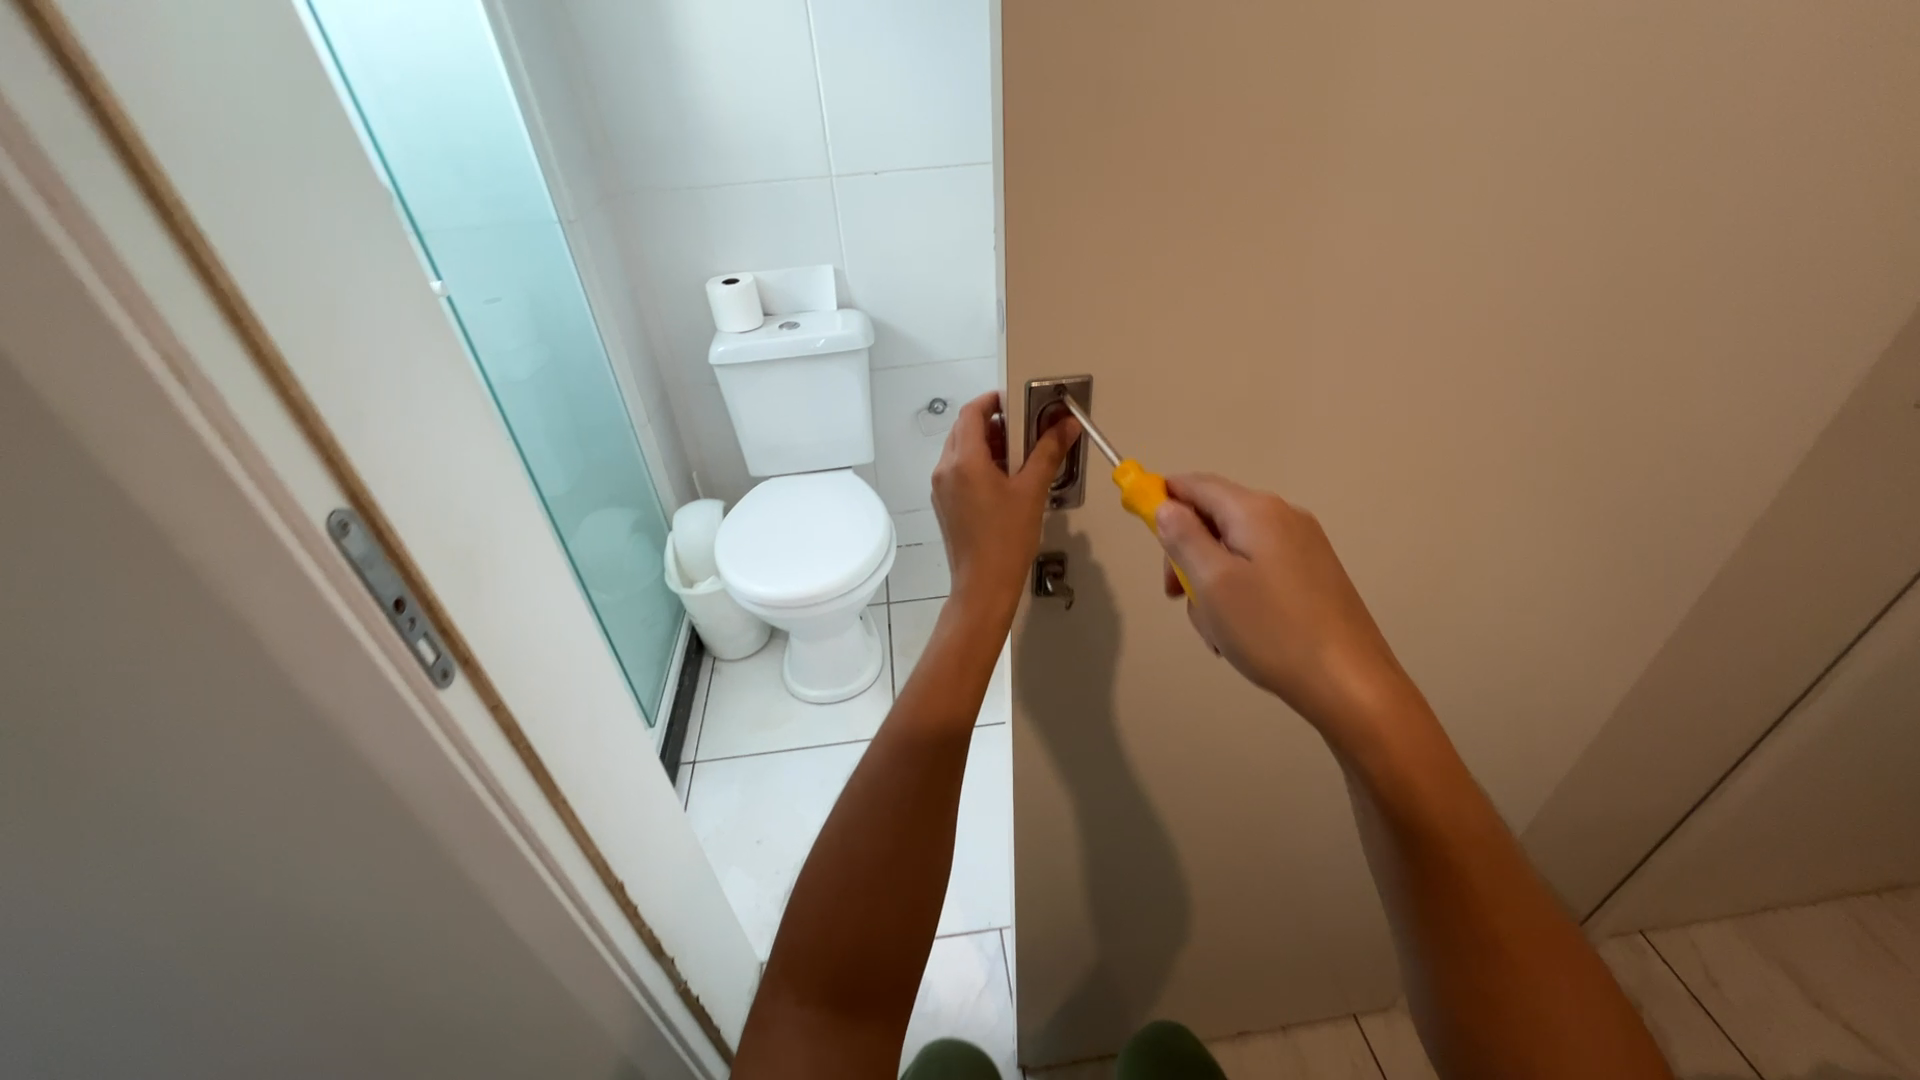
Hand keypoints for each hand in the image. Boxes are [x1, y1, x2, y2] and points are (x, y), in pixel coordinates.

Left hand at [931, 391, 1078, 619]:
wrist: (983, 585)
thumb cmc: (1008, 538)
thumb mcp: (1032, 491)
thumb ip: (1048, 452)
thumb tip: (1066, 423)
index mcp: (964, 461)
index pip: (972, 412)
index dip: (994, 400)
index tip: (1017, 401)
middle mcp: (945, 470)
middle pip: (964, 430)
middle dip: (993, 423)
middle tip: (1024, 429)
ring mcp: (940, 489)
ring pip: (960, 450)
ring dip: (986, 444)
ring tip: (1018, 455)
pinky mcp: (944, 505)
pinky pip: (958, 472)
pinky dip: (978, 465)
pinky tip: (1003, 480)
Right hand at [1154, 473, 1420, 739]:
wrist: (1349, 683)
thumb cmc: (1272, 630)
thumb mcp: (1211, 583)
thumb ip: (1183, 537)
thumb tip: (1166, 506)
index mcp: (1256, 511)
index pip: (1195, 484)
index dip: (1160, 497)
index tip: (1137, 526)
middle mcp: (1283, 517)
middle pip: (1214, 518)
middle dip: (1185, 553)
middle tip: (1176, 597)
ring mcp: (1303, 546)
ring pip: (1233, 551)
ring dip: (1210, 583)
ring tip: (1216, 629)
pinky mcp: (1313, 575)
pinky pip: (1257, 571)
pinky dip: (1237, 594)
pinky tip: (1240, 634)